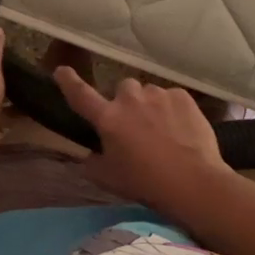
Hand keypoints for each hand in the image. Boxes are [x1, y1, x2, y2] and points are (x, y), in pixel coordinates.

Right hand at [53, 69, 232, 209]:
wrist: (193, 182)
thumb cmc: (145, 183)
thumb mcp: (109, 179)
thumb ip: (92, 163)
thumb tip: (87, 155)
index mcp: (108, 118)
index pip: (81, 95)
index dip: (69, 82)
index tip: (61, 70)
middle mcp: (129, 99)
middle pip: (123, 90)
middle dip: (127, 103)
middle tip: (136, 127)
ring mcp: (157, 94)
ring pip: (149, 94)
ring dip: (150, 106)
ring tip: (164, 132)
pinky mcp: (182, 96)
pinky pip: (171, 97)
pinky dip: (173, 110)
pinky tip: (181, 130)